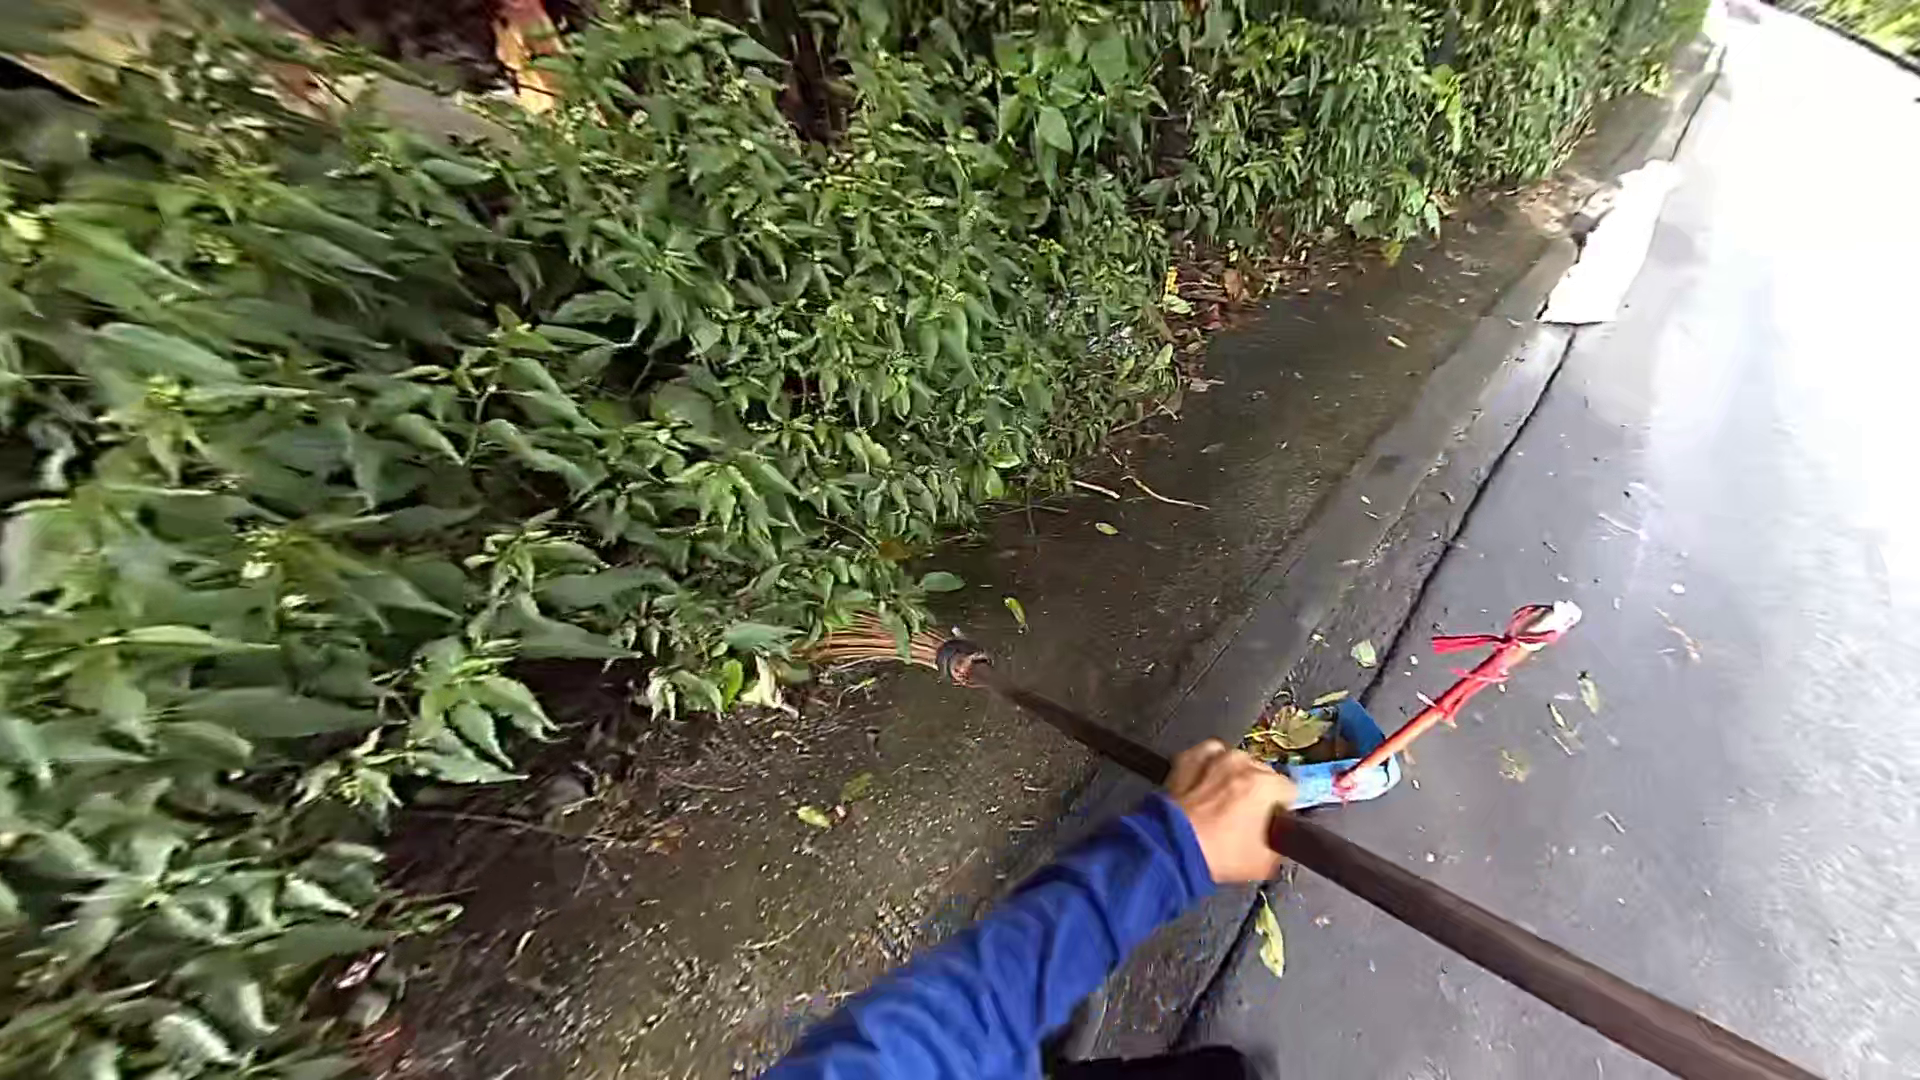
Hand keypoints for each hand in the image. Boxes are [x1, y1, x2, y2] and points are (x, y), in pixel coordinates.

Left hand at [1165, 740, 1297, 882]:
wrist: (1175, 844)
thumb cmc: (1217, 852)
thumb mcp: (1267, 861)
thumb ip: (1281, 841)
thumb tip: (1279, 838)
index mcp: (1265, 785)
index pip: (1290, 790)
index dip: (1284, 807)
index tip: (1276, 818)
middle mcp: (1240, 764)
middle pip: (1262, 773)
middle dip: (1259, 792)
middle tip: (1247, 816)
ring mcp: (1213, 757)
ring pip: (1235, 761)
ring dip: (1234, 776)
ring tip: (1224, 801)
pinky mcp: (1189, 757)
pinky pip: (1208, 755)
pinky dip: (1210, 766)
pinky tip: (1207, 784)